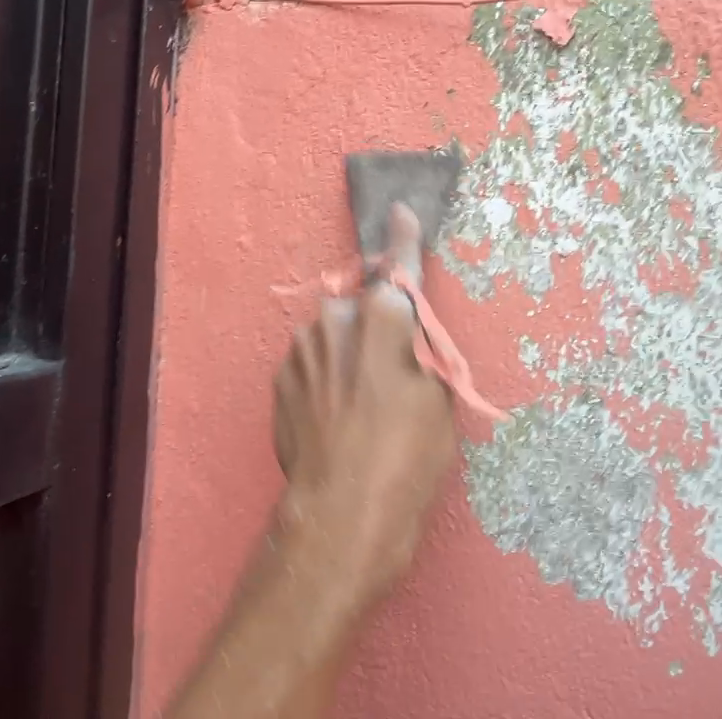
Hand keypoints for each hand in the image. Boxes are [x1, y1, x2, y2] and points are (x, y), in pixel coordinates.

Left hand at [271, 204, 456, 606]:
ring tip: (360, 408)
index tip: (399, 211)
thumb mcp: (441, 397)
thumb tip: (408, 334)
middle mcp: (337, 319)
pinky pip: (312, 365)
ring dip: (346, 355)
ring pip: (333, 337)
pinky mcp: (280, 378)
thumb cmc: (410, 454)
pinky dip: (324, 379)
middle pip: (362, 308)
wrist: (343, 510)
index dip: (403, 238)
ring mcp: (303, 348)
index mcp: (385, 317)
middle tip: (390, 376)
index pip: (400, 264)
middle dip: (375, 328)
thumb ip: (422, 349)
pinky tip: (334, 418)